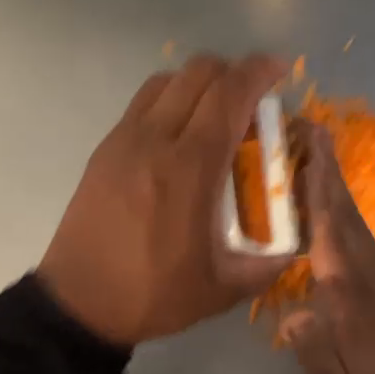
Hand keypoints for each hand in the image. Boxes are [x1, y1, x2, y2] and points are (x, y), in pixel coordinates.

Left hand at [38, 53, 293, 346]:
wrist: (80, 303)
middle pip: (198, 73)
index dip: (259, 72)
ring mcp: (124, 140)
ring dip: (198, 84)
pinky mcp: (104, 150)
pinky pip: (142, 103)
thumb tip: (294, 244)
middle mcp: (155, 140)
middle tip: (253, 99)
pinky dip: (169, 100)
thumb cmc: (154, 296)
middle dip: (233, 73)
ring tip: (216, 113)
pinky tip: (179, 135)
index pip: (229, 94)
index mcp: (190, 168)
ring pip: (166, 81)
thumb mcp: (223, 289)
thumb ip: (268, 264)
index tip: (280, 70)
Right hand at [279, 121, 374, 373]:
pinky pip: (357, 237)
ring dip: (335, 185)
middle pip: (345, 214)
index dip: (316, 191)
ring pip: (354, 222)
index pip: (329, 234)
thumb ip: (313, 345)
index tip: (308, 149)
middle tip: (311, 128)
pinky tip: (329, 206)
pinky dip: (340, 211)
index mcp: (349, 297)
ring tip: (315, 154)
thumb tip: (294, 315)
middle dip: (327, 170)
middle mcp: (367, 277)